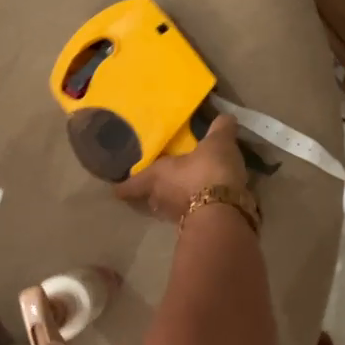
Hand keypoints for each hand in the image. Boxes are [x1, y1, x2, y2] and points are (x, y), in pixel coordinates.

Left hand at [115, 114, 250, 220]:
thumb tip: (225, 117)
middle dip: (154, 190)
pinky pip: (192, 214)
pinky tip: (209, 199)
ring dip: (177, 199)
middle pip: (148, 197)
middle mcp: (159, 198)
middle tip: (163, 179)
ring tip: (188, 188)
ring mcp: (176, 216)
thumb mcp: (218, 143)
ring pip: (169, 207)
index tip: (119, 184)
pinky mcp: (196, 227)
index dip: (123, 185)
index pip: (128, 185)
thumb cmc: (208, 172)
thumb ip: (220, 128)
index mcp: (155, 176)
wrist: (226, 213)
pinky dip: (197, 208)